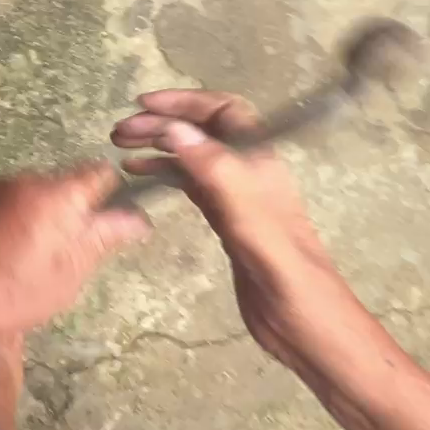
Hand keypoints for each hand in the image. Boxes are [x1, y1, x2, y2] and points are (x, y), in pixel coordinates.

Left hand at [0, 165, 147, 345]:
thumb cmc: (14, 293)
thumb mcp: (70, 272)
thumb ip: (104, 237)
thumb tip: (138, 217)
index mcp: (54, 193)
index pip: (98, 173)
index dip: (112, 194)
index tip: (111, 222)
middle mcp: (22, 180)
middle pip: (63, 184)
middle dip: (73, 210)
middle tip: (69, 254)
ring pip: (34, 194)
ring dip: (43, 215)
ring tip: (34, 259)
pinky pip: (8, 201)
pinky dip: (16, 218)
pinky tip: (7, 253)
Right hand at [111, 90, 371, 368]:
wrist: (309, 327)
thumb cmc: (289, 279)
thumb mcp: (252, 224)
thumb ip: (217, 174)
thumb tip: (174, 130)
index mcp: (260, 166)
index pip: (223, 111)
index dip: (184, 102)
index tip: (143, 105)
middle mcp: (247, 172)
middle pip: (202, 130)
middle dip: (160, 123)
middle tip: (120, 132)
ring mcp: (236, 195)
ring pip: (192, 154)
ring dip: (157, 145)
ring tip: (121, 148)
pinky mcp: (225, 218)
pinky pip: (188, 182)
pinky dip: (161, 172)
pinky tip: (138, 175)